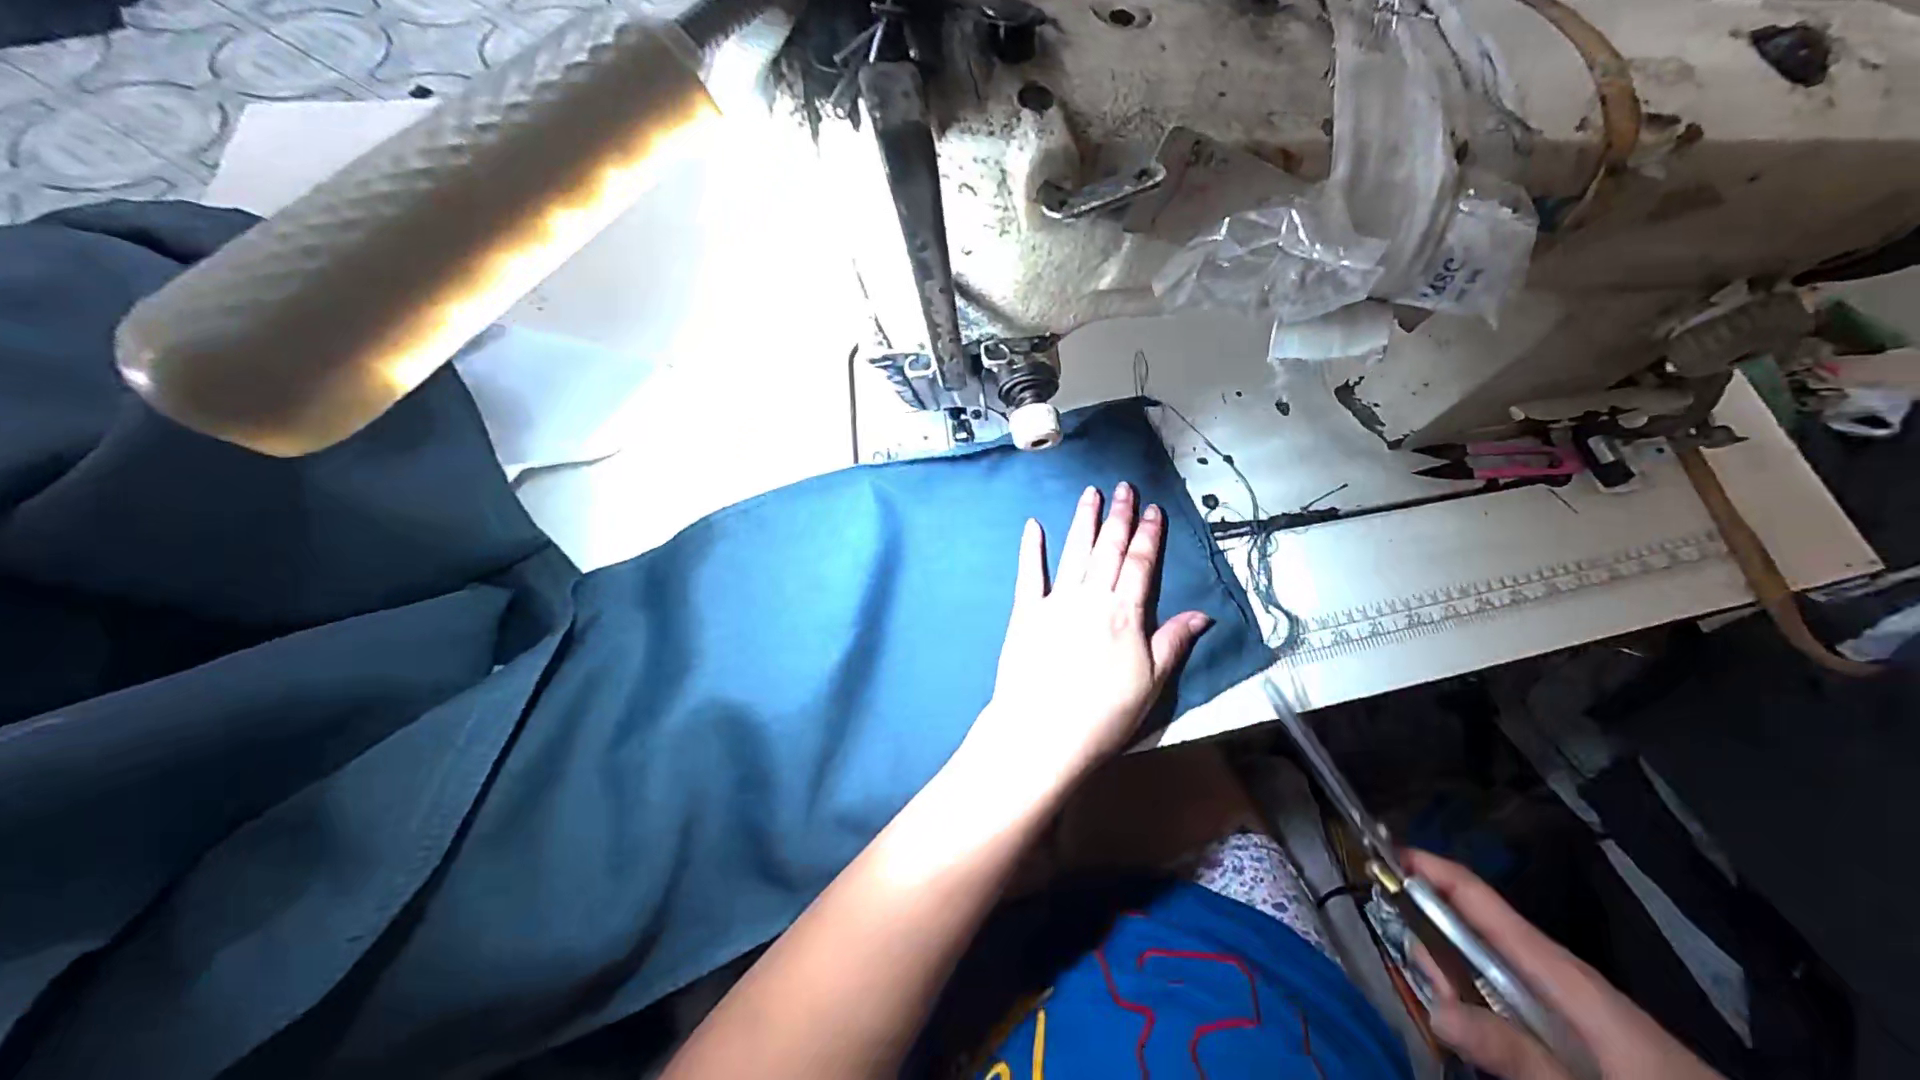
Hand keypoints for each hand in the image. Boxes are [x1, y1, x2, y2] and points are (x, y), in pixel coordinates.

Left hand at [952, 483, 1212, 807]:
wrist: (1043, 731)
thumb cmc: (1104, 713)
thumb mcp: (1152, 682)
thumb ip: (1173, 642)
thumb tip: (1204, 615)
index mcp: (1125, 613)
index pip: (1141, 564)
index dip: (1149, 535)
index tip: (1153, 510)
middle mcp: (1091, 597)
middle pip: (1108, 549)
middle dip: (1119, 517)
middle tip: (1125, 488)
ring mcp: (1055, 601)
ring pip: (1073, 552)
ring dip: (1084, 521)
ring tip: (1091, 494)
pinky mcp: (1024, 612)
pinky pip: (1029, 573)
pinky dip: (1032, 548)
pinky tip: (1034, 525)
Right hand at [1405, 850, 1724, 1079]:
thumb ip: (1516, 1053)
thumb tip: (1436, 1009)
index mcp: (1560, 973)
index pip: (1481, 899)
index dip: (1430, 869)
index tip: (1381, 854)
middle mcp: (1557, 976)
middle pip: (1475, 930)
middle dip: (1428, 930)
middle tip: (1404, 954)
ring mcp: (1566, 1003)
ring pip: (1487, 966)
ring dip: (1450, 972)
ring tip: (1435, 999)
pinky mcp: (1573, 1031)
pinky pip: (1507, 997)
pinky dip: (1475, 1000)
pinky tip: (1469, 1024)